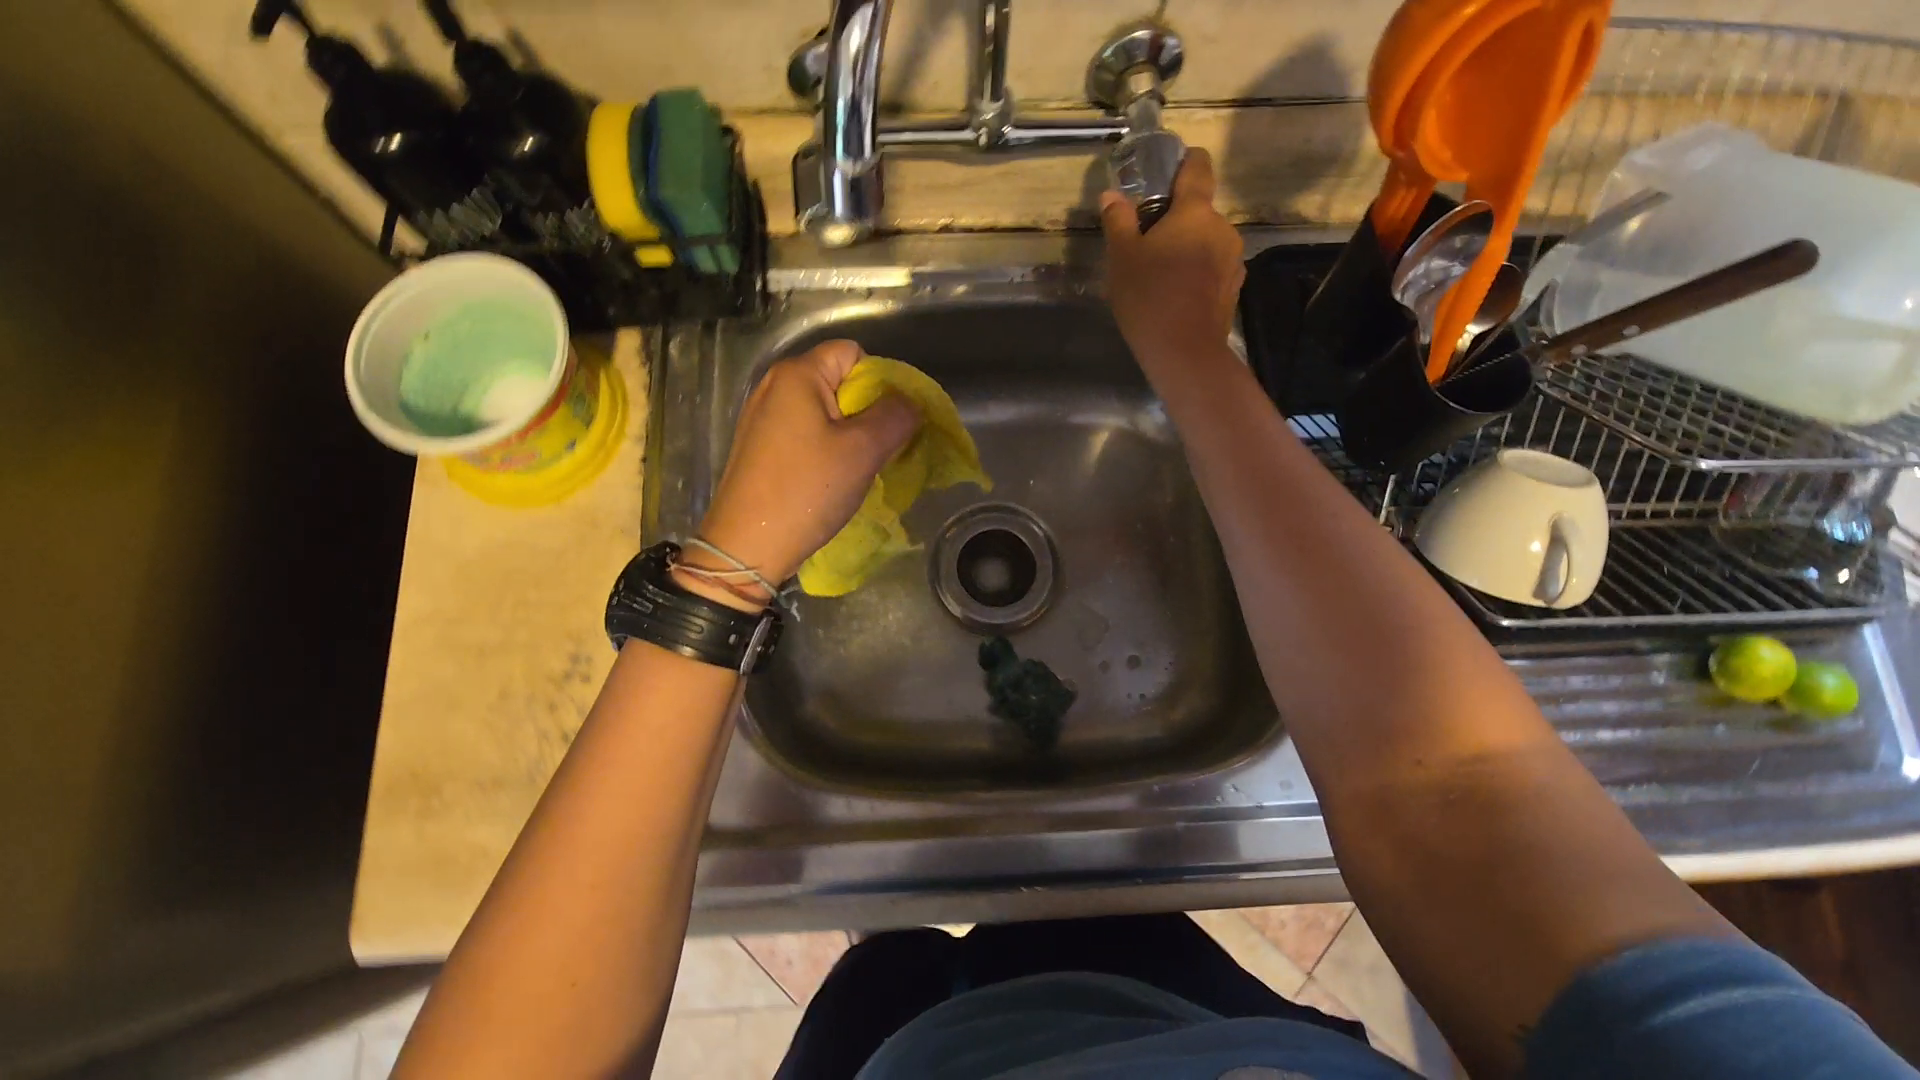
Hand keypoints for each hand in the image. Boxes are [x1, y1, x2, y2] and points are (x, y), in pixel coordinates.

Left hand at [677, 340, 919, 610]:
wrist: (747, 546)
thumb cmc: (806, 490)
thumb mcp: (864, 450)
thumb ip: (896, 416)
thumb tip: (910, 402)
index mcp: (798, 374)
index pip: (854, 353)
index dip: (881, 380)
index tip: (890, 422)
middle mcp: (775, 385)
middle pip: (838, 380)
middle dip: (867, 409)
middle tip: (879, 449)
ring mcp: (762, 416)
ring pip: (824, 410)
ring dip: (849, 434)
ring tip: (857, 468)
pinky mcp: (759, 446)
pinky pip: (805, 432)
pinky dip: (825, 448)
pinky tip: (829, 479)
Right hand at [1099, 148, 1245, 374]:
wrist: (1185, 352)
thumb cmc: (1150, 297)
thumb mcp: (1122, 257)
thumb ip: (1118, 221)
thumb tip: (1112, 196)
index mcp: (1195, 212)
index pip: (1198, 168)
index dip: (1185, 160)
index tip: (1172, 165)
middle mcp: (1222, 227)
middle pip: (1199, 211)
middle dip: (1177, 219)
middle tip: (1147, 240)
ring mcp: (1233, 258)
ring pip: (1207, 240)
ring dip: (1187, 247)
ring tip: (1160, 272)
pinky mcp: (1234, 286)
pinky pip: (1213, 266)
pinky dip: (1197, 270)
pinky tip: (1176, 292)